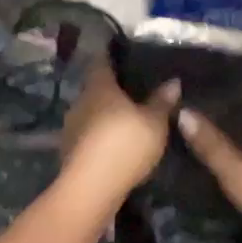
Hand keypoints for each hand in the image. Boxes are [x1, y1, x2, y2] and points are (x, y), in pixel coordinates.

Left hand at [60, 61, 181, 201]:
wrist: (91, 189)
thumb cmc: (125, 145)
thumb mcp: (154, 123)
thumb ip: (162, 102)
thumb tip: (172, 81)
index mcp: (98, 87)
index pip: (101, 62)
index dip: (111, 56)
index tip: (121, 53)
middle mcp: (79, 102)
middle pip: (95, 89)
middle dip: (111, 90)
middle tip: (132, 91)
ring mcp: (70, 129)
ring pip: (90, 114)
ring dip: (104, 116)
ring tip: (126, 120)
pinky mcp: (69, 153)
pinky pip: (87, 137)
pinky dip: (99, 137)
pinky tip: (113, 144)